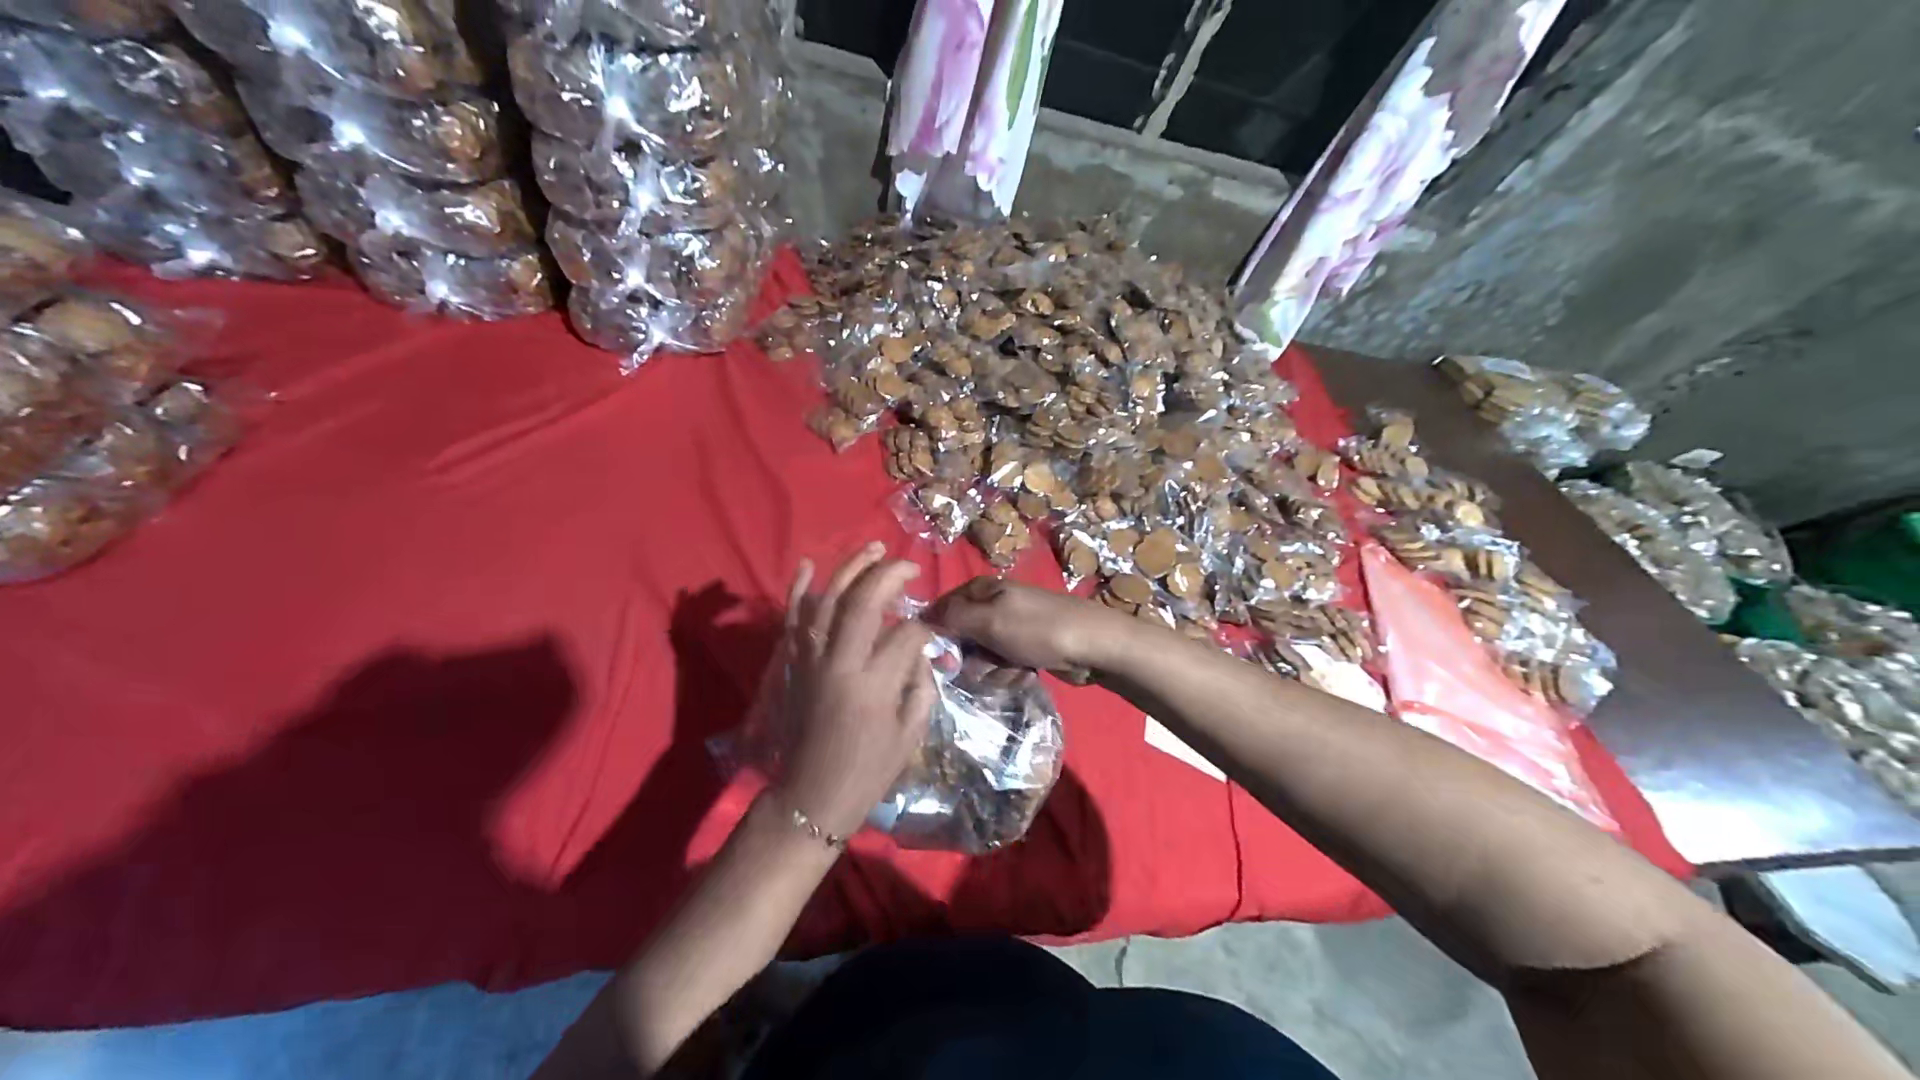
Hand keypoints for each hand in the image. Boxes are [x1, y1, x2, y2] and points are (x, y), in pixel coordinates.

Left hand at [773, 543, 935, 838]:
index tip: (935, 624)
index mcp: (873, 687)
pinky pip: (793, 619)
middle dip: (888, 575)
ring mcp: (810, 661)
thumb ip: (920, 685)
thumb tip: (921, 649)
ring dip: (850, 569)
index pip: (905, 635)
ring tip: (872, 547)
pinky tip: (809, 565)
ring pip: (827, 601)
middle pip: (863, 604)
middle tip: (908, 565)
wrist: (810, 796)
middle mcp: (839, 665)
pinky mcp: (792, 664)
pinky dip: (798, 590)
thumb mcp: (910, 734)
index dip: (925, 624)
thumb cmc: (867, 771)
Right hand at [925, 577, 1133, 680]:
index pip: (943, 607)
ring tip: (1009, 670)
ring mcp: (1012, 627)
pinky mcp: (1026, 647)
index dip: (936, 630)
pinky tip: (1024, 674)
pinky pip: (1003, 664)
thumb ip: (953, 618)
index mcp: (983, 589)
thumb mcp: (989, 621)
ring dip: (991, 668)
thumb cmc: (1038, 629)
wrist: (1094, 645)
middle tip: (978, 667)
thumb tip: (920, 617)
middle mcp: (994, 604)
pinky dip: (1010, 672)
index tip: (934, 655)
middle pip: (961, 635)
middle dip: (968, 655)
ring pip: (981, 655)